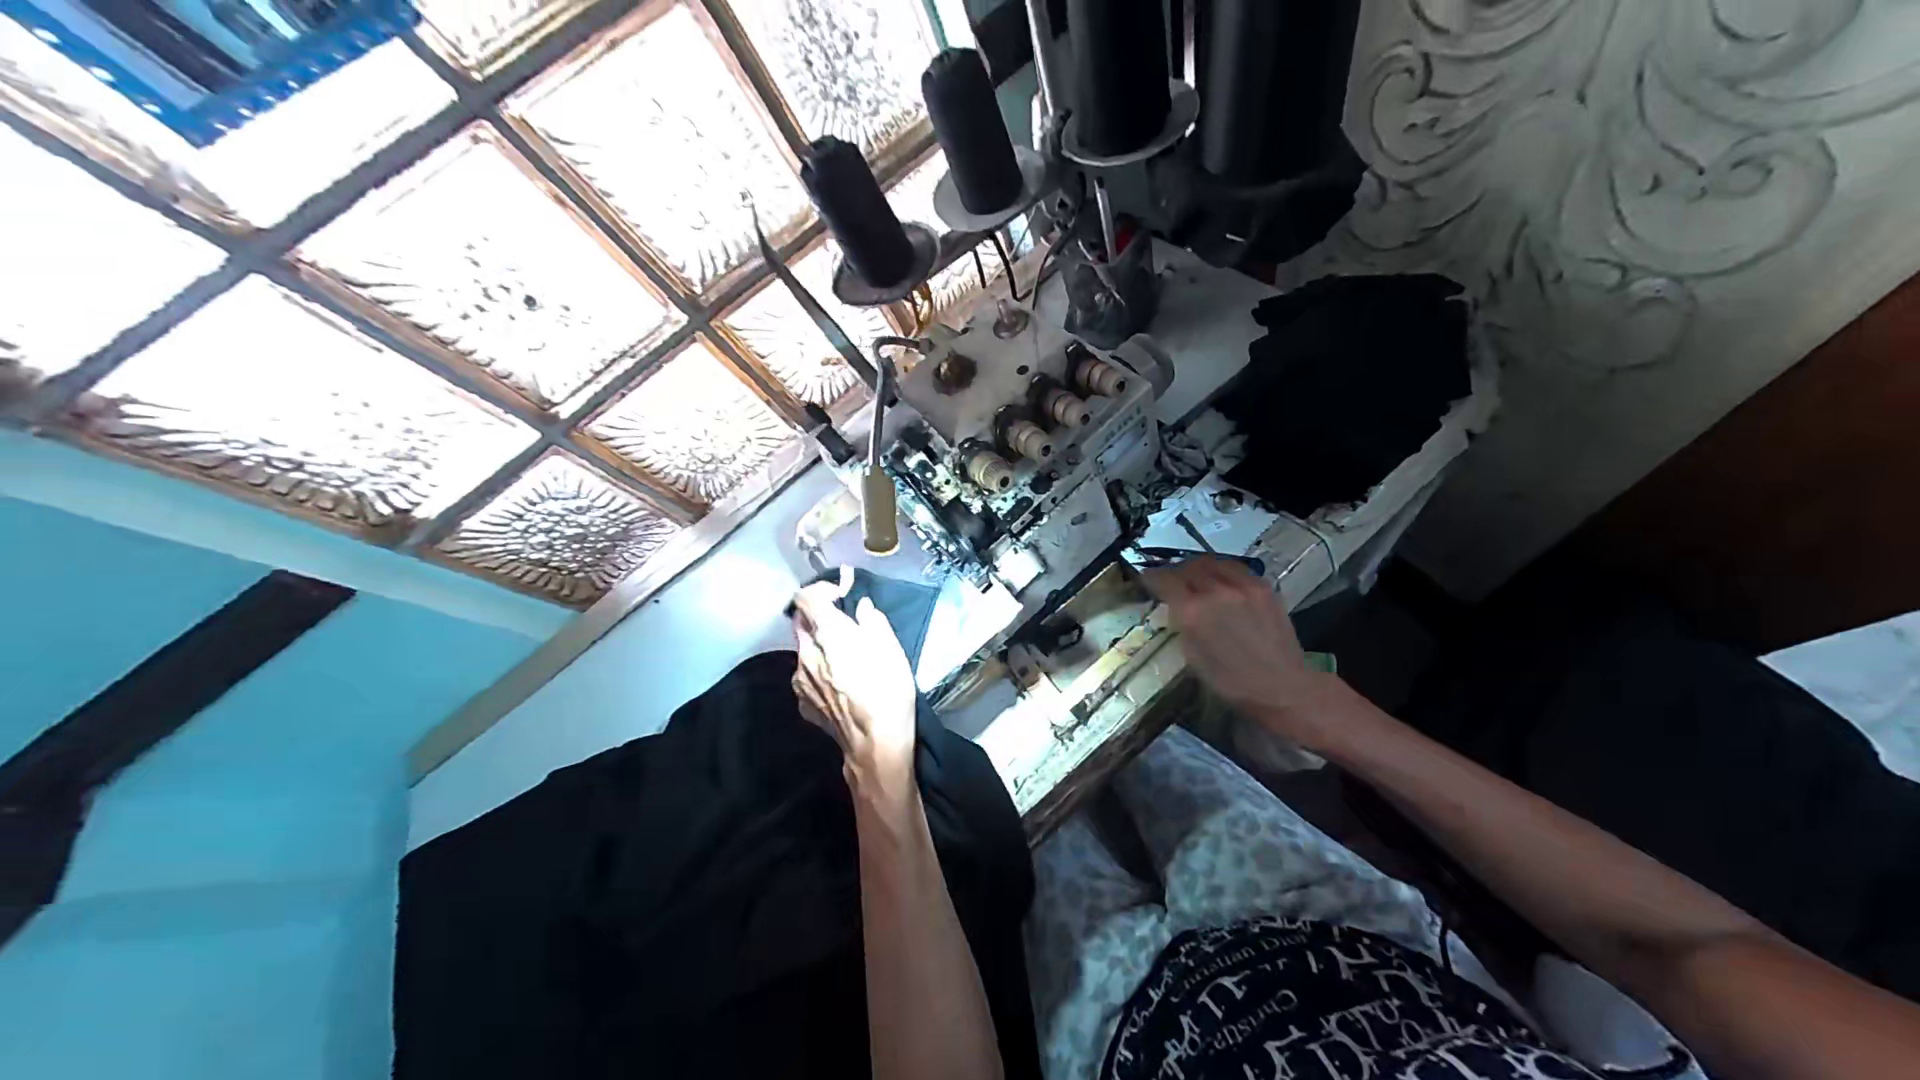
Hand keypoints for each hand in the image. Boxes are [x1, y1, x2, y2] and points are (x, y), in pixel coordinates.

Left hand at [790, 569, 918, 797]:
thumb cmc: (888, 692)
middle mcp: (806, 653)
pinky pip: (806, 676)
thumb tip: (862, 608)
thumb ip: (872, 621)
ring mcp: (800, 680)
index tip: (841, 595)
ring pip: (803, 650)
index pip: (806, 597)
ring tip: (845, 658)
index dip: (822, 590)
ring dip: (819, 646)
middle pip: (802, 623)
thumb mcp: (891, 649)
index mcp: (828, 633)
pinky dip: (818, 671)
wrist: (876, 745)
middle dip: (819, 618)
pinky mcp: (803, 702)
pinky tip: (840, 683)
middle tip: (844, 624)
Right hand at [1143, 558, 1333, 739]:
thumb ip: (1181, 624)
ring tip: (1195, 576)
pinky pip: (1235, 568)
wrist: (1282, 687)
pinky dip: (1222, 569)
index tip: (1147, 579)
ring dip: (1198, 566)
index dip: (1151, 577)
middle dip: (1174, 571)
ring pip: (1212, 561)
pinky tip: (1221, 580)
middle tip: (1170, 580)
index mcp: (1192, 612)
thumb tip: (1174, 606)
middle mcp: (1215, 592)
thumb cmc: (1230, 682)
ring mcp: (1242, 586)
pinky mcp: (1263, 587)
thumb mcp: (1192, 656)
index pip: (1164, 579)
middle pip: (1187, 566)